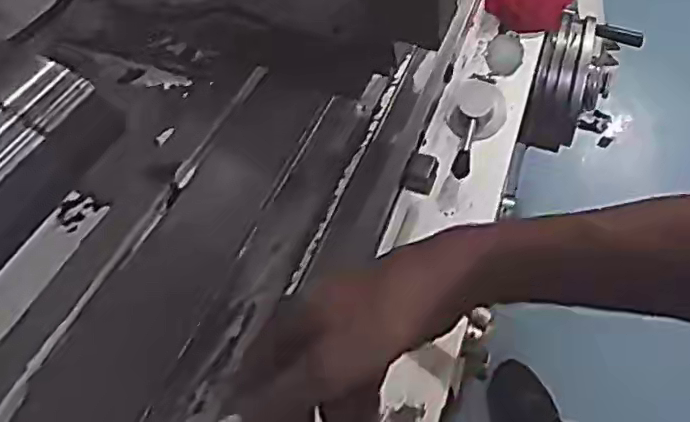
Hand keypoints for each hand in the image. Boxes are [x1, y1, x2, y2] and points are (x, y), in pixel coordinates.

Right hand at [229, 233, 479, 421]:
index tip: (250, 417)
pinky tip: (364, 414)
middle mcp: (325, 309)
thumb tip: (244, 406)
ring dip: (328, 407)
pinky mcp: (383, 325)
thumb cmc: (390, 310)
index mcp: (305, 309)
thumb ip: (285, 388)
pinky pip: (357, 371)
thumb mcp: (331, 362)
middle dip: (295, 404)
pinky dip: (354, 397)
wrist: (446, 281)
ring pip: (329, 373)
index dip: (253, 392)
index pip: (261, 355)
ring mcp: (356, 316)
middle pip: (295, 368)